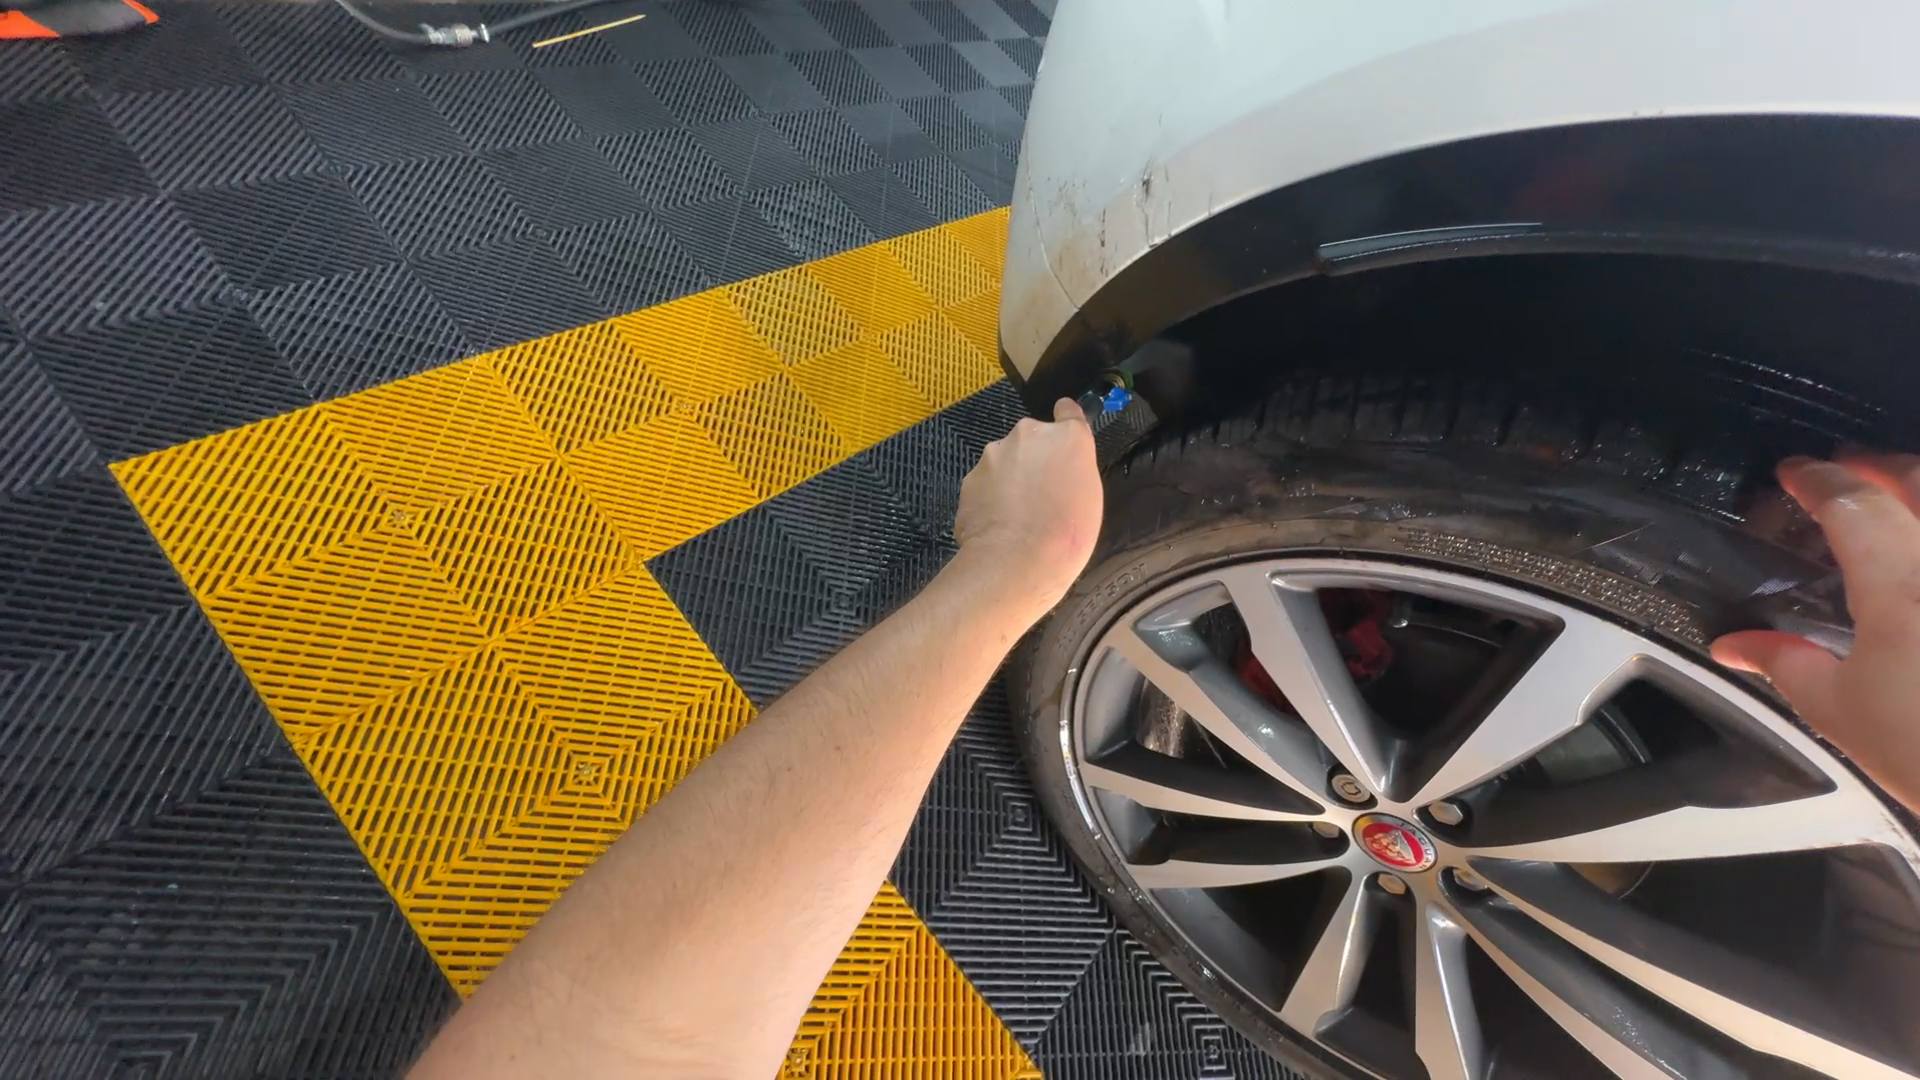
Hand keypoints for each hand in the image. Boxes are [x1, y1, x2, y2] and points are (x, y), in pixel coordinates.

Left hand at [951, 398, 1102, 619]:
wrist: (1016, 562)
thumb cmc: (1067, 535)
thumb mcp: (1088, 498)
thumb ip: (1072, 470)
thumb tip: (1056, 468)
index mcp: (1067, 438)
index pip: (1067, 411)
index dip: (1065, 420)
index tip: (1063, 427)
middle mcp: (1028, 435)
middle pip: (1031, 440)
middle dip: (1033, 459)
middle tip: (1040, 495)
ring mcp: (993, 455)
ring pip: (1004, 461)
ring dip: (1008, 478)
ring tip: (1015, 517)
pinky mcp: (969, 478)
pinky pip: (984, 484)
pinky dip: (989, 499)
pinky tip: (996, 526)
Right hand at [1712, 452, 1919, 813]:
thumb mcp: (1841, 711)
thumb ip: (1786, 663)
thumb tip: (1735, 645)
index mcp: (1902, 588)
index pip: (1854, 506)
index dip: (1819, 479)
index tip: (1794, 470)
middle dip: (1888, 468)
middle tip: (1856, 470)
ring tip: (1907, 501)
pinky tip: (1916, 564)